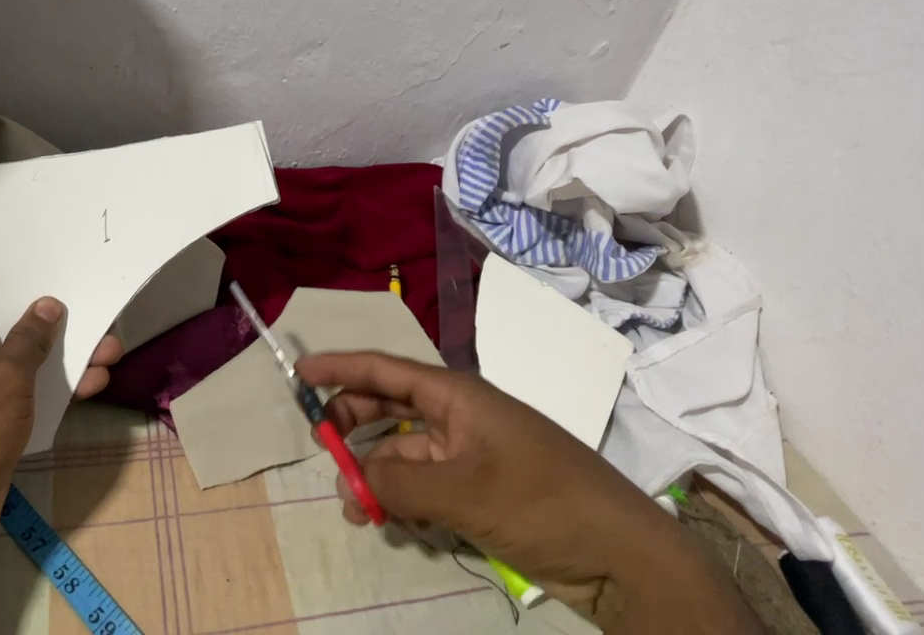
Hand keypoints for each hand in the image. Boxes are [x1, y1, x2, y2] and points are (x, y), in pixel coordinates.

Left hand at [0, 293, 121, 558]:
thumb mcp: (6, 378)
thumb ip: (31, 338)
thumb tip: (48, 305)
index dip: (33, 293)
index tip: (71, 285)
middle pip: (16, 335)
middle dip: (61, 333)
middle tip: (105, 328)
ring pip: (26, 367)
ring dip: (65, 363)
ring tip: (111, 357)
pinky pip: (25, 396)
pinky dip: (54, 390)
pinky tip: (92, 385)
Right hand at [298, 352, 761, 632]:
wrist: (624, 556)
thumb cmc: (544, 502)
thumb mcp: (464, 491)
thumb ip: (399, 483)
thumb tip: (352, 480)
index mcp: (459, 396)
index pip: (387, 370)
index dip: (341, 367)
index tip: (299, 371)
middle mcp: (460, 419)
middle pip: (390, 410)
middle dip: (354, 430)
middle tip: (326, 456)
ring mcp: (471, 457)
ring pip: (404, 457)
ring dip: (376, 477)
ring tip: (358, 511)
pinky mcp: (480, 493)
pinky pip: (425, 488)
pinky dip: (403, 502)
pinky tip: (395, 527)